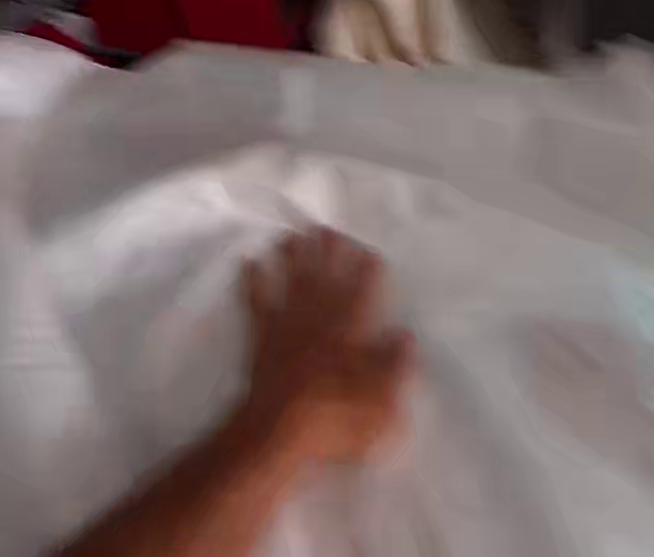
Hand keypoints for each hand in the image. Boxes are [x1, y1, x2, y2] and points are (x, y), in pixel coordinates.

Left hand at [238, 227, 414, 463]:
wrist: (279, 428)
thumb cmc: (334, 419)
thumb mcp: (380, 405)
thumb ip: (394, 367)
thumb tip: (407, 335)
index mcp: (347, 333)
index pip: (362, 294)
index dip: (367, 271)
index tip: (370, 250)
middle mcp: (316, 318)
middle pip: (324, 276)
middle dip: (327, 250)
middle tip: (327, 227)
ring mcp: (286, 322)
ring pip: (289, 279)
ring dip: (290, 255)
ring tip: (290, 234)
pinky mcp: (261, 332)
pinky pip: (255, 298)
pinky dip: (250, 279)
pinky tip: (246, 260)